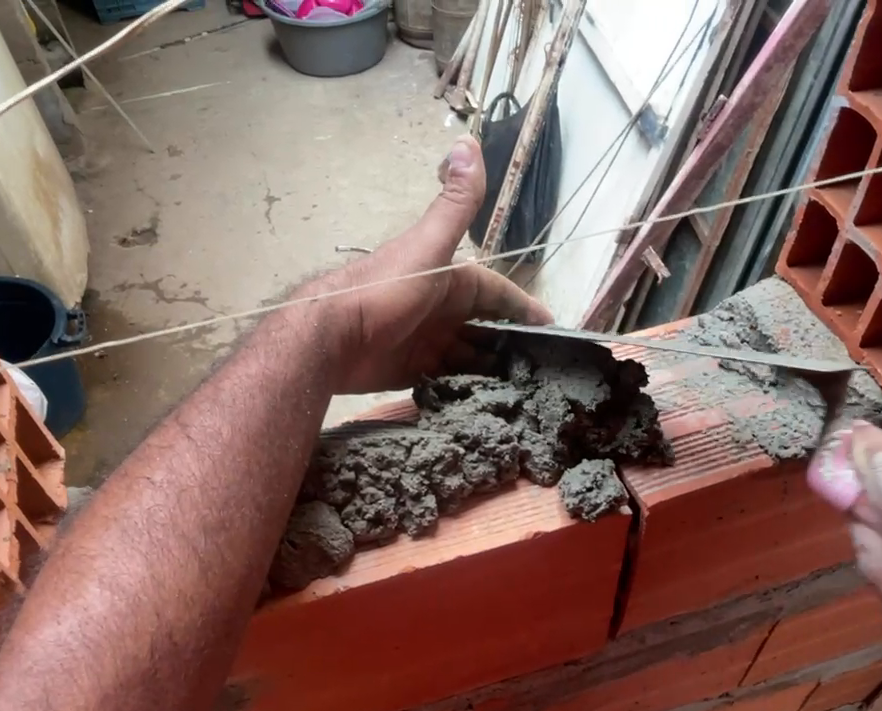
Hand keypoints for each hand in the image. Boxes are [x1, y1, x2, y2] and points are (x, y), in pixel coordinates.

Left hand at [308, 136, 552, 393]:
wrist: (331, 338)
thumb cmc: (383, 291)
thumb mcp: (428, 246)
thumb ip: (453, 206)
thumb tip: (468, 140)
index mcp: (448, 279)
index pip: (495, 292)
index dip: (522, 307)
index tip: (551, 327)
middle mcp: (440, 310)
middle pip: (485, 328)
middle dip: (511, 344)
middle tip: (541, 369)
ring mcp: (426, 342)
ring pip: (469, 356)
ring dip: (491, 369)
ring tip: (521, 389)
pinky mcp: (412, 371)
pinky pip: (447, 379)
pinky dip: (464, 386)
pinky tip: (484, 400)